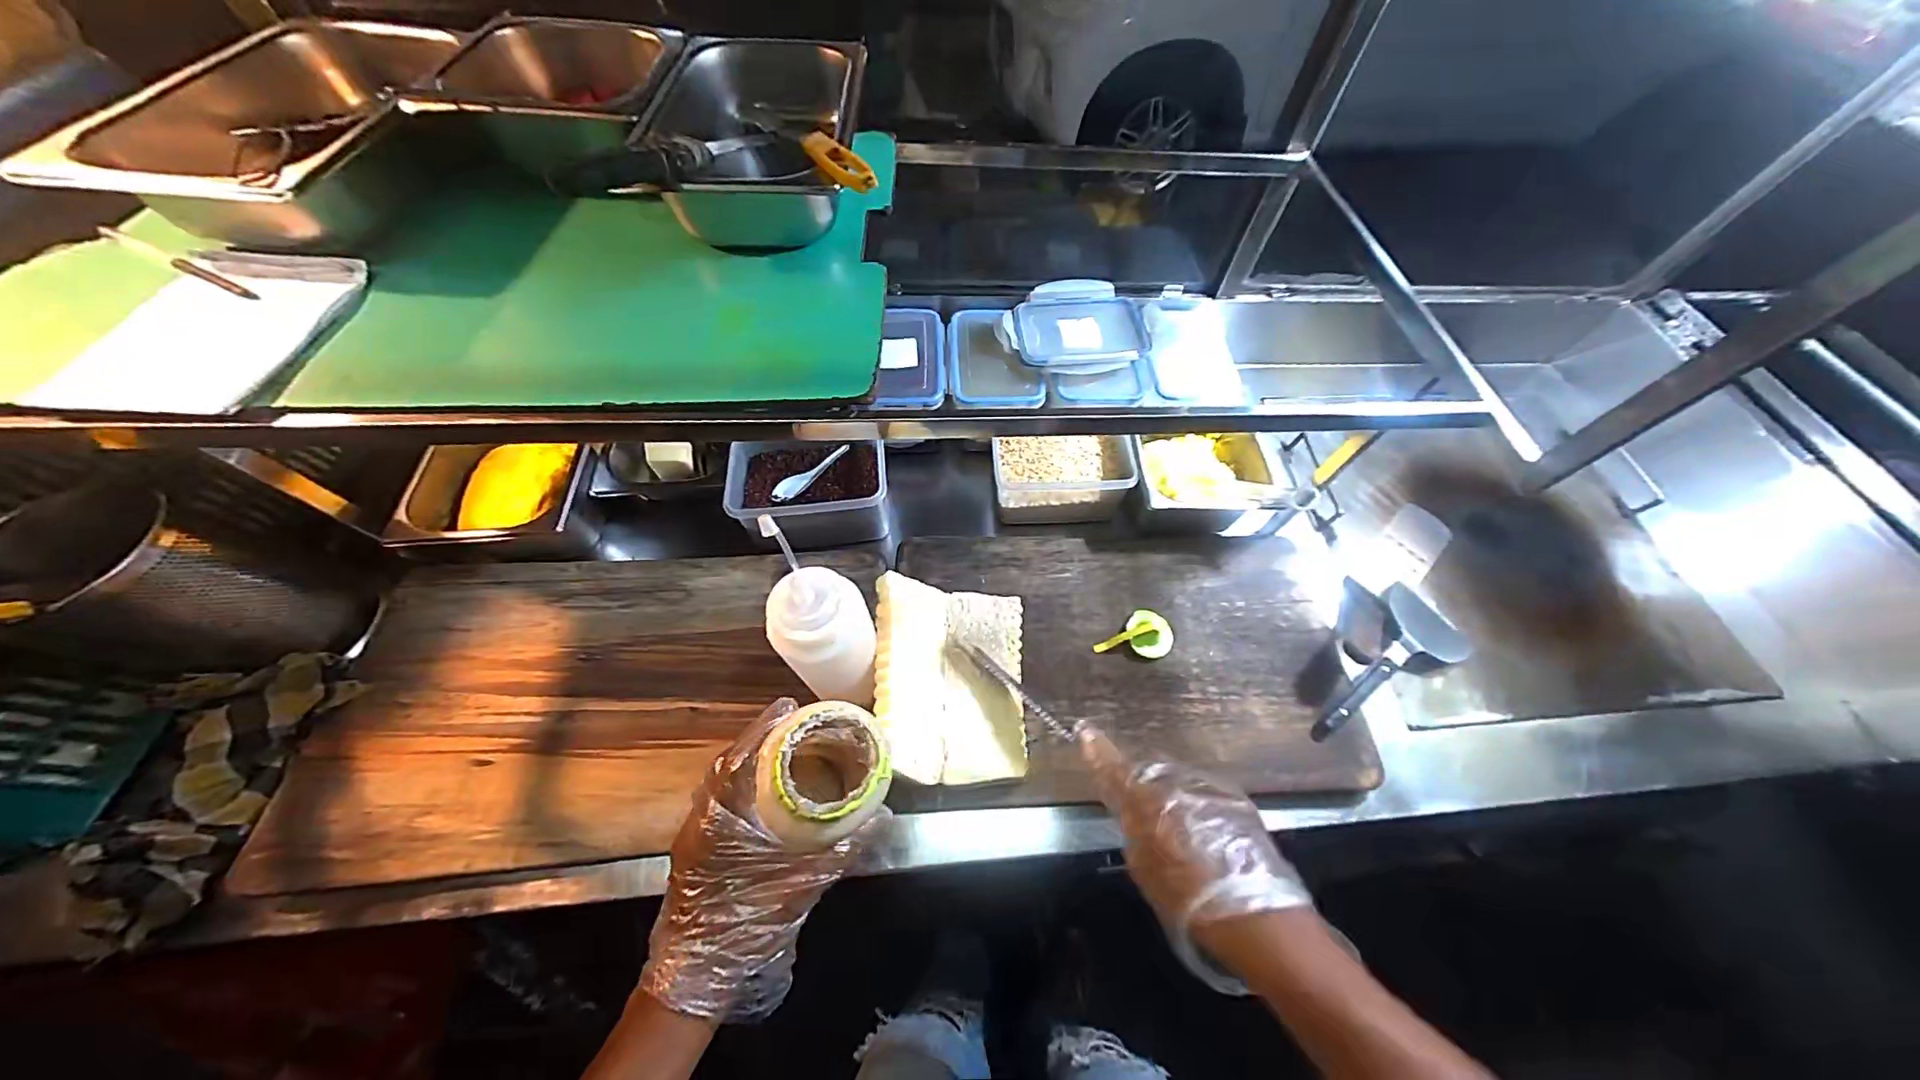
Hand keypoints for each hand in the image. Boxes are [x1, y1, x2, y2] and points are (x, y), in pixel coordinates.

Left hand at [638, 699, 887, 1021]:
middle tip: (793, 722)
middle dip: (760, 738)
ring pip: (721, 781)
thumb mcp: (800, 884)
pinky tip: (763, 788)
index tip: (788, 705)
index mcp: (719, 818)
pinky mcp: (693, 848)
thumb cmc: (745, 922)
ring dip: (749, 759)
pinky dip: (741, 783)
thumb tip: (882, 818)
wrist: (697, 972)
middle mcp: (700, 817)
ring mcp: (692, 833)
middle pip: (729, 762)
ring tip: (782, 747)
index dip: (764, 726)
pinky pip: (718, 799)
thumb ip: (841, 849)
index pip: (740, 756)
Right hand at [1078, 724, 1312, 992]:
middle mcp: (1178, 785)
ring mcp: (1211, 789)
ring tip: (1179, 832)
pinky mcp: (1238, 801)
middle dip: (1142, 785)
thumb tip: (1130, 813)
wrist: (1256, 917)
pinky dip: (1198, 808)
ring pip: (1179, 784)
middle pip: (1151, 774)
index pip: (1115, 769)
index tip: (1086, 731)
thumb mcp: (1145, 870)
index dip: (1099, 751)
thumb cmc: (1188, 899)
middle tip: (1142, 812)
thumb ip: (1132, 831)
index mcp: (1148, 802)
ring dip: (1173, 798)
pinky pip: (1205, 795)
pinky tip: (1205, 837)